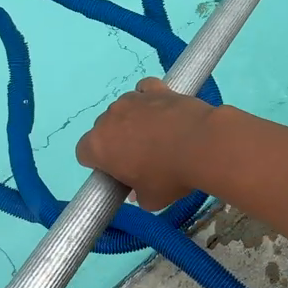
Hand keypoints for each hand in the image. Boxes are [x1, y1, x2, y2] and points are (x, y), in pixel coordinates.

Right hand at [75, 78, 216, 210]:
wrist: (202, 144)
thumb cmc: (169, 176)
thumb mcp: (150, 199)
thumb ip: (137, 194)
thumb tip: (139, 189)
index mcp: (98, 146)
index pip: (85, 152)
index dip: (100, 162)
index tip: (117, 171)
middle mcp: (110, 117)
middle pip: (105, 128)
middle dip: (117, 139)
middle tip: (140, 156)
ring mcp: (133, 99)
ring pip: (124, 107)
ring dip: (134, 118)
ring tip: (157, 133)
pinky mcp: (156, 87)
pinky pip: (145, 89)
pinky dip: (150, 97)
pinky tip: (162, 108)